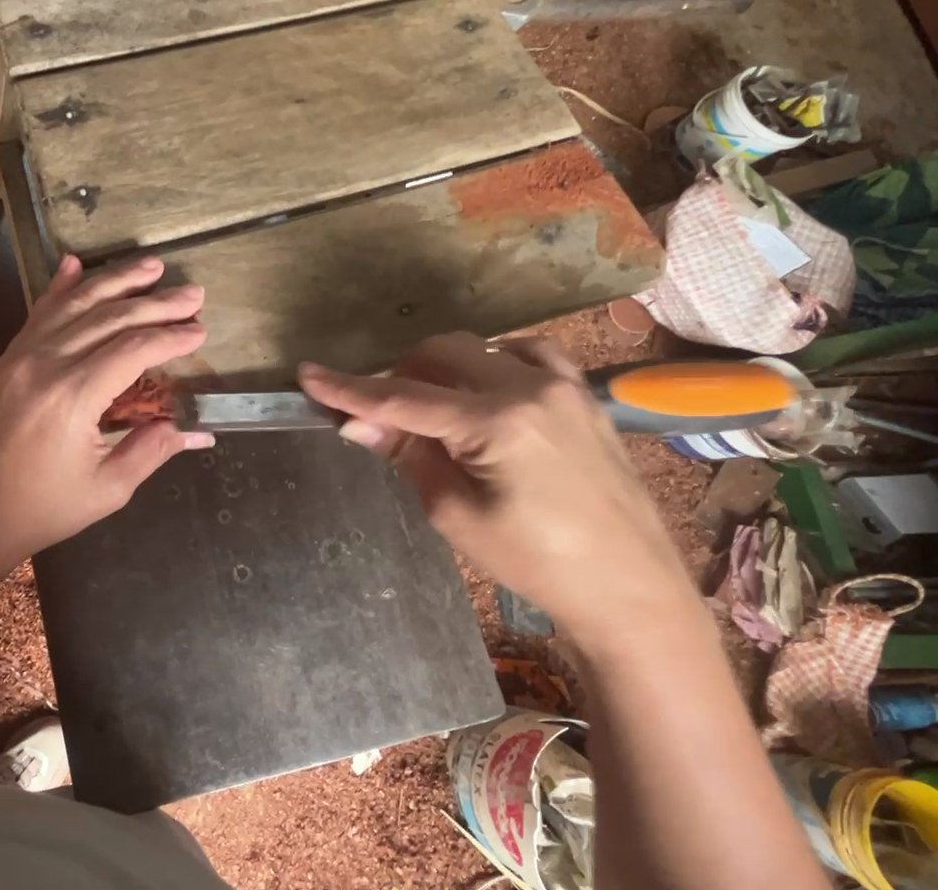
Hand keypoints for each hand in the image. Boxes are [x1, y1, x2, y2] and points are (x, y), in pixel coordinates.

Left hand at [0, 255, 211, 572]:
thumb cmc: (40, 510)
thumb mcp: (107, 489)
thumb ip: (152, 450)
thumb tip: (198, 431)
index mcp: (71, 397)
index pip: (132, 349)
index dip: (170, 337)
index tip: (200, 331)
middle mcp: (44, 365)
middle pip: (107, 319)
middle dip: (155, 303)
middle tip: (194, 293)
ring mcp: (19, 358)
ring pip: (72, 306)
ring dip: (114, 282)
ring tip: (151, 266)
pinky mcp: (5, 362)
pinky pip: (37, 315)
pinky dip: (59, 289)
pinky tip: (74, 264)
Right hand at [297, 333, 693, 640]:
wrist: (630, 589)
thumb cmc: (535, 562)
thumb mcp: (454, 514)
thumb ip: (407, 455)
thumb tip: (356, 422)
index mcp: (495, 421)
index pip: (402, 397)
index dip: (348, 388)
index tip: (307, 375)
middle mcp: (531, 387)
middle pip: (441, 354)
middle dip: (398, 375)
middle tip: (375, 412)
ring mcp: (564, 387)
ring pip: (481, 348)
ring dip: (442, 366)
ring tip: (427, 403)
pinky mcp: (583, 398)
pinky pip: (528, 355)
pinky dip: (491, 362)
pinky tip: (481, 389)